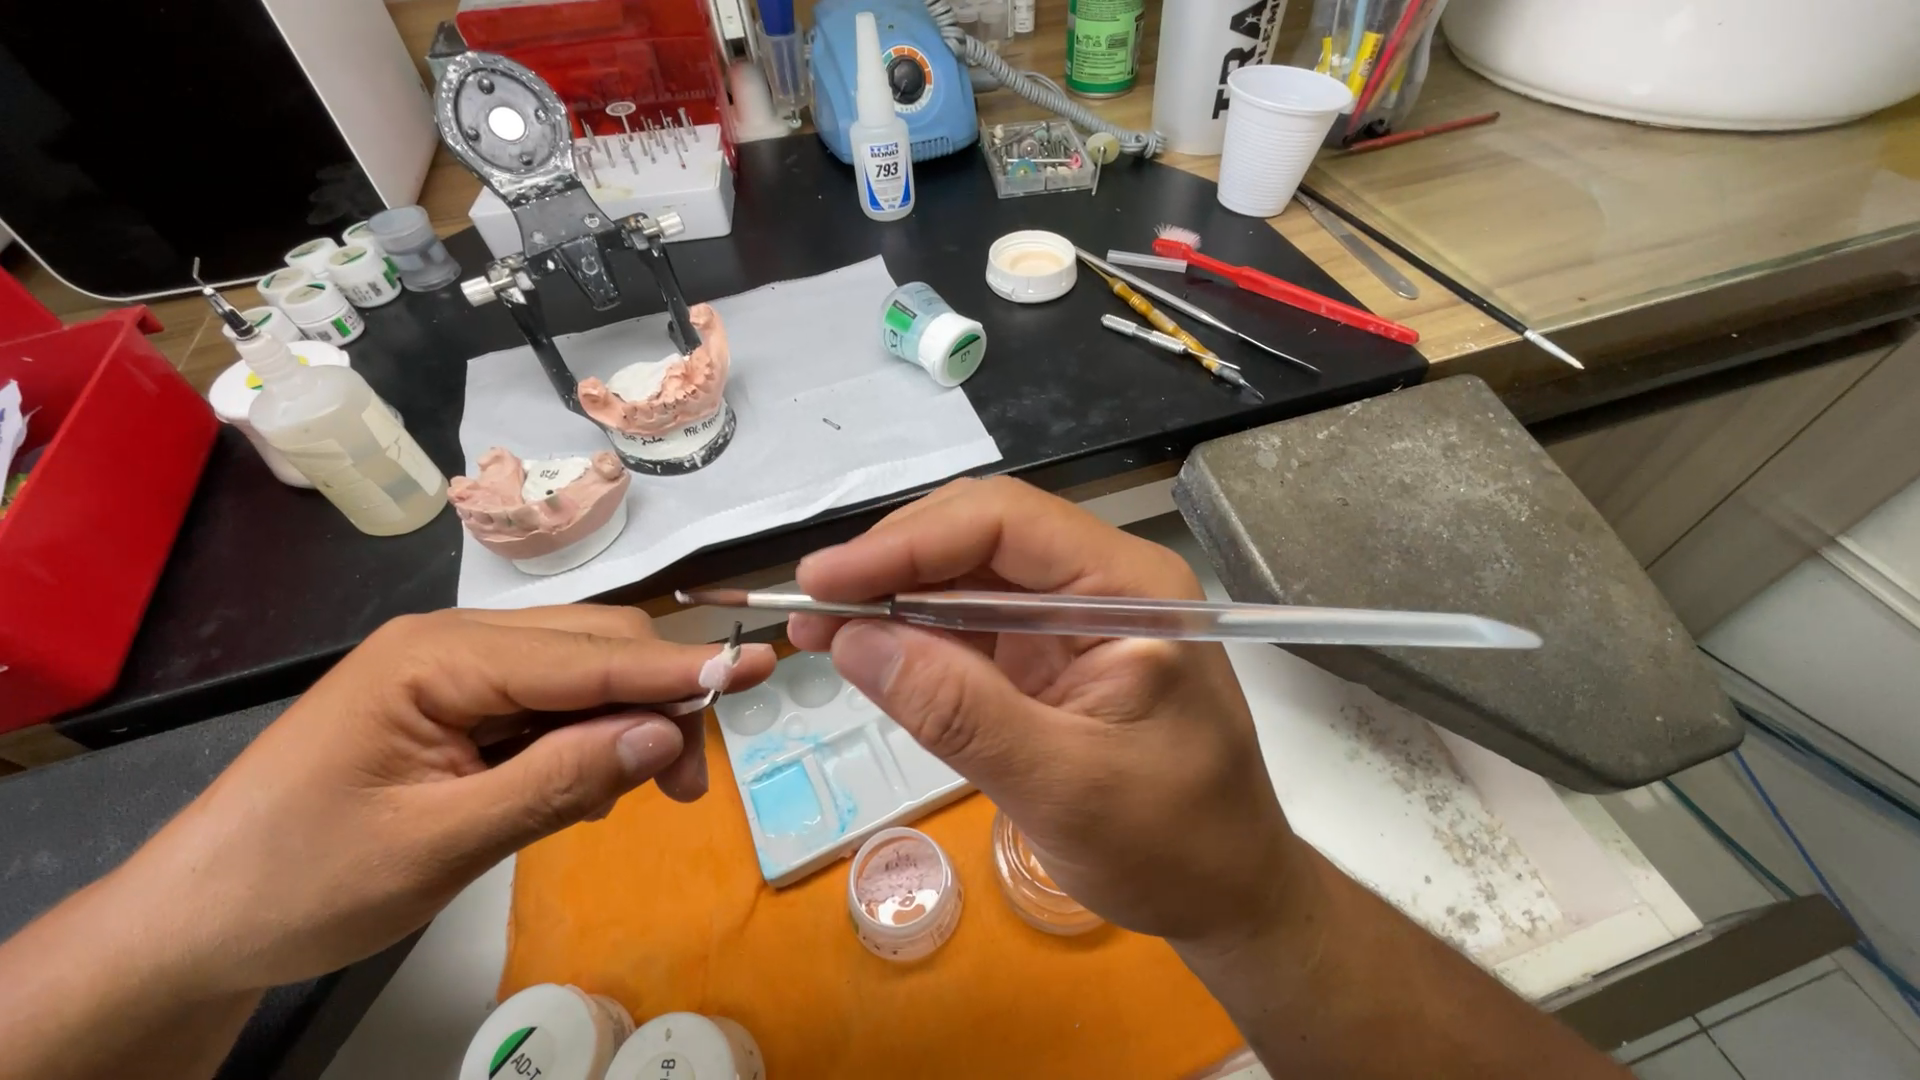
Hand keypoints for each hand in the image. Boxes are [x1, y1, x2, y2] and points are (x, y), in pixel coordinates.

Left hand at [115, 605, 773, 994]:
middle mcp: (454, 641)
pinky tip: (581, 784)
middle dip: (654, 704)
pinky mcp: (462, 700)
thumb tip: (664, 736)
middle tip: (682, 786)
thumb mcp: (439, 845)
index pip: (587, 656)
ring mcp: (457, 667)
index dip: (677, 669)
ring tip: (634, 793)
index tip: (756, 668)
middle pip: (596, 647)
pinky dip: (589, 736)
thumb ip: (559, 781)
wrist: (192, 927)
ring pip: (584, 671)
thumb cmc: (300, 885)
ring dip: (625, 723)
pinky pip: (555, 701)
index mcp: (437, 657)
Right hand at [788, 477, 1302, 944]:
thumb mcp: (1063, 787)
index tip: (825, 580)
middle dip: (893, 561)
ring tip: (821, 624)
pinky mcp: (1050, 650)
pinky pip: (971, 621)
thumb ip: (958, 712)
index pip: (1007, 523)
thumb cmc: (1172, 845)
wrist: (1226, 890)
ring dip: (894, 594)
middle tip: (813, 603)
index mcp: (1128, 589)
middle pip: (981, 533)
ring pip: (967, 573)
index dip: (908, 542)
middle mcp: (1101, 581)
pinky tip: (870, 649)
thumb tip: (852, 642)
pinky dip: (915, 633)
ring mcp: (1074, 613)